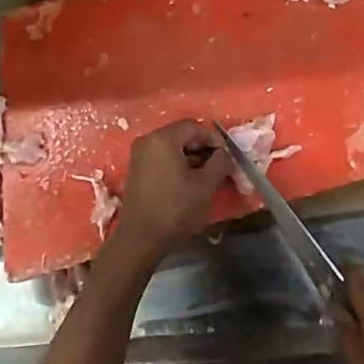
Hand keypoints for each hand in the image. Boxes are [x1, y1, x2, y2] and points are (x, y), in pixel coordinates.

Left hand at [110, 120, 232, 258]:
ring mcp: (139, 155)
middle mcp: (148, 140)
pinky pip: (161, 158)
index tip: (227, 155)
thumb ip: (219, 163)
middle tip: (220, 165)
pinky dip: (177, 164)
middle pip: (180, 135)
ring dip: (191, 157)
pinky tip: (190, 181)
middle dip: (202, 148)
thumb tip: (224, 154)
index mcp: (162, 138)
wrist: (141, 237)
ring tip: (208, 175)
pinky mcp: (137, 170)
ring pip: (171, 147)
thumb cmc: (176, 207)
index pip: (193, 126)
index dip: (213, 138)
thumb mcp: (205, 185)